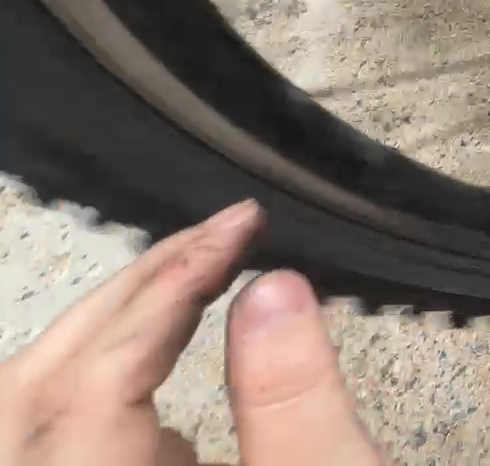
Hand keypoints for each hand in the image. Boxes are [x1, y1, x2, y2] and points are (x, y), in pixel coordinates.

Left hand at [0, 201, 385, 464]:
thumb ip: (292, 394)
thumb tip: (273, 284)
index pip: (92, 392)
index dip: (166, 292)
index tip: (246, 225)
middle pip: (23, 398)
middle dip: (124, 293)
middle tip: (219, 229)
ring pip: (22, 414)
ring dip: (106, 323)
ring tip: (197, 263)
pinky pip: (56, 433)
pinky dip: (108, 365)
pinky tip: (175, 336)